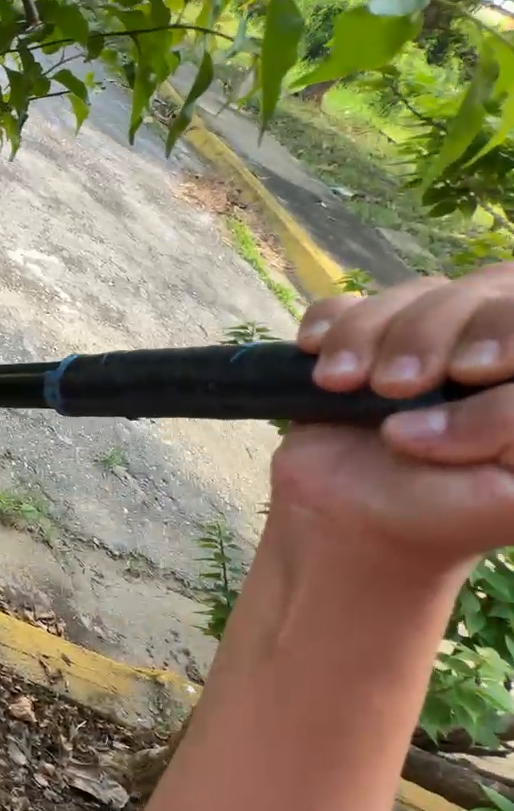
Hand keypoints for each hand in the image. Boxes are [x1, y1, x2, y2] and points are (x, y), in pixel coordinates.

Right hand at [284, 263, 513, 570]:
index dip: (507, 331)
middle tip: (397, 386)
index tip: (469, 373)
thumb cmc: (448, 507)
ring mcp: (427, 344)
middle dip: (431, 334)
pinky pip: (344, 304)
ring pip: (417, 294)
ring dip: (368, 334)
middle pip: (489, 289)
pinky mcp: (357, 348)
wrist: (351, 522)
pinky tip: (315, 352)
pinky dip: (328, 321)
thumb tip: (446, 385)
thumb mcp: (512, 478)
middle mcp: (499, 347)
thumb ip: (512, 422)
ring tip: (341, 383)